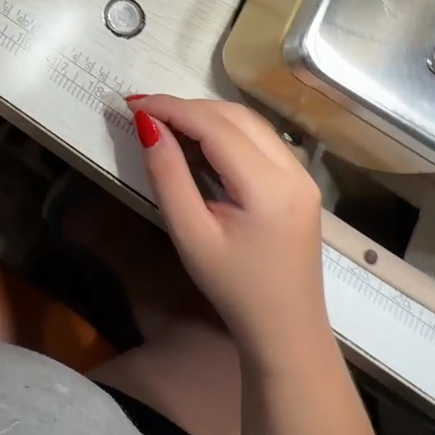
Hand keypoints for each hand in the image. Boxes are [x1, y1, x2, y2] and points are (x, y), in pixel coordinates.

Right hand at [130, 94, 329, 362]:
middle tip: (143, 113)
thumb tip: (146, 124)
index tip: (132, 104)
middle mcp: (293, 172)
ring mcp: (302, 175)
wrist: (286, 330)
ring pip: (248, 122)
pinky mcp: (299, 182)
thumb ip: (167, 174)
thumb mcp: (189, 233)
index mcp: (268, 188)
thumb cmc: (232, 287)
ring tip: (164, 122)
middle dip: (186, 107)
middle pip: (234, 116)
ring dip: (205, 114)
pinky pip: (259, 138)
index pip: (214, 127)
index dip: (171, 107)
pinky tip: (197, 140)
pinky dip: (223, 128)